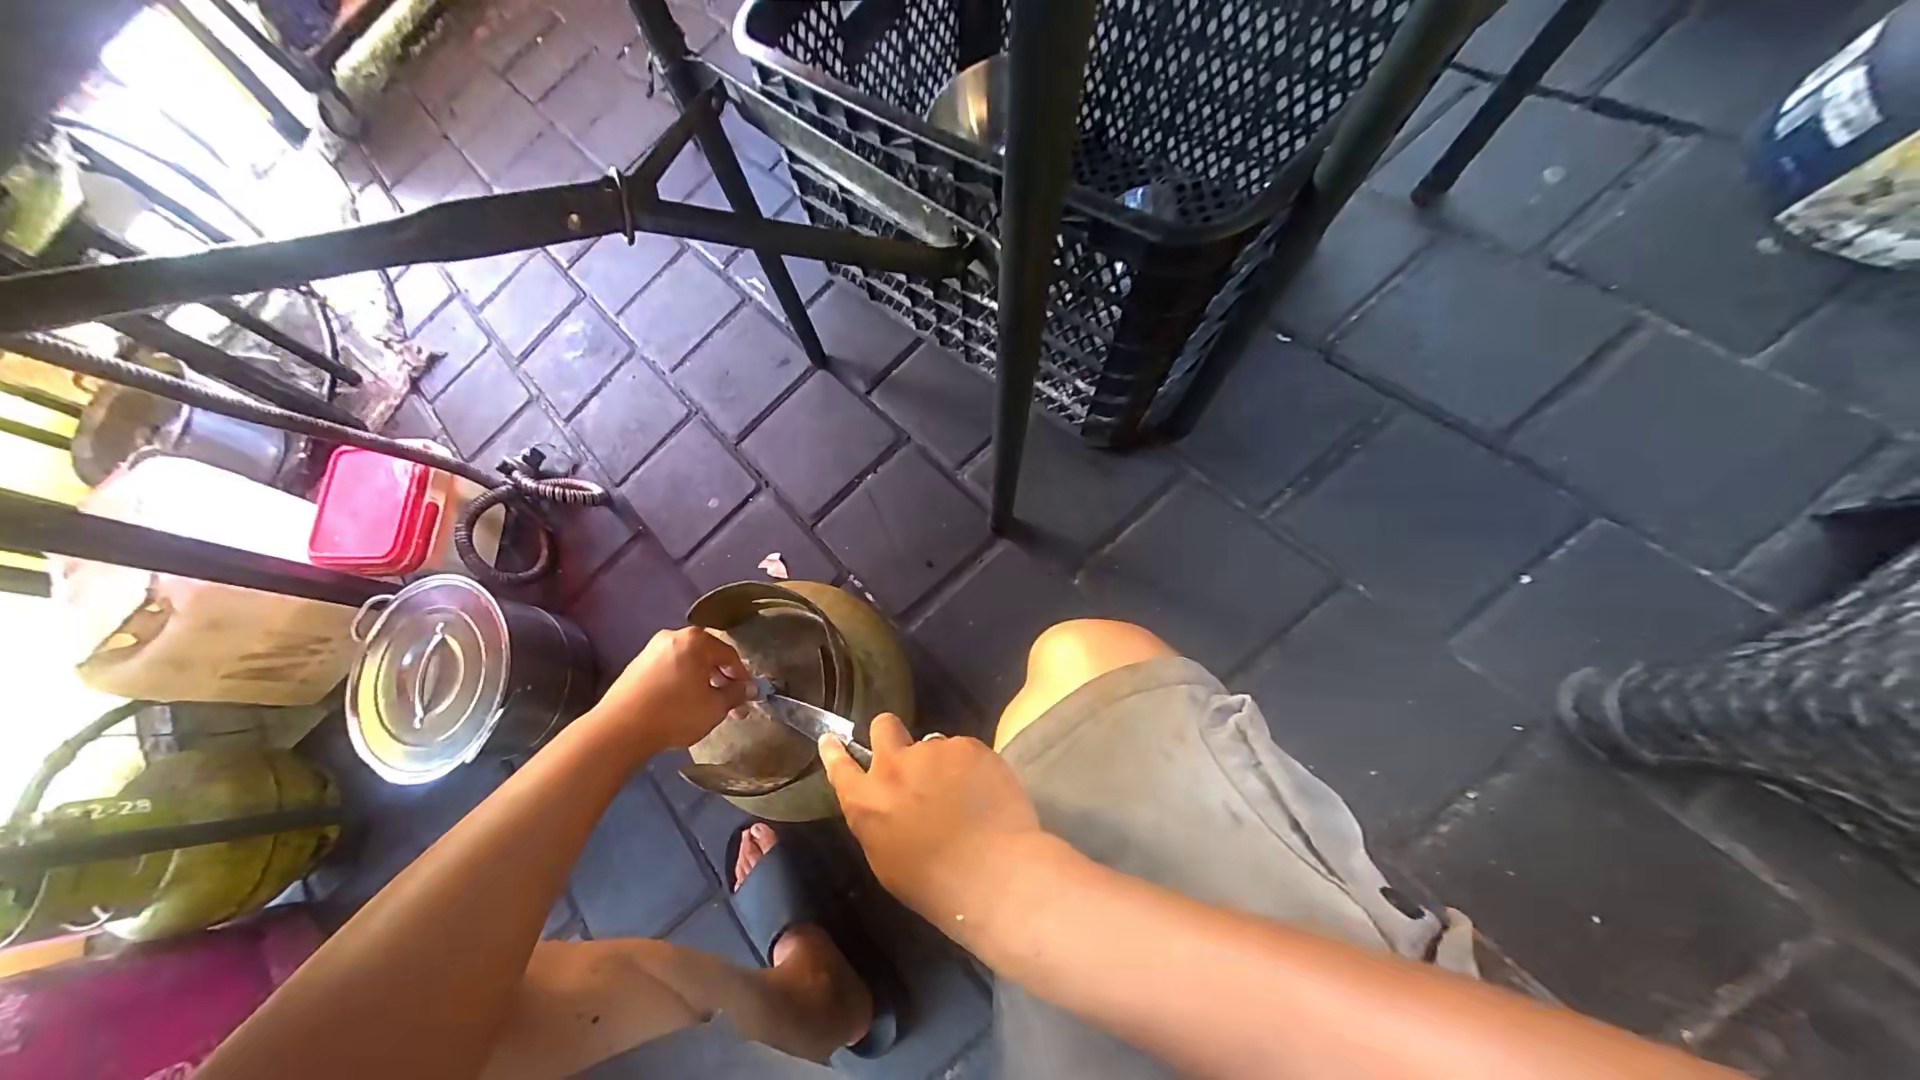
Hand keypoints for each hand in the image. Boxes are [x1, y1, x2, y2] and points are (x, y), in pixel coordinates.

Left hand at [589, 627, 751, 750]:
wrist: (619, 729)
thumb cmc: (676, 713)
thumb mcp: (716, 707)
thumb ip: (736, 694)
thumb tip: (748, 689)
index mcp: (696, 640)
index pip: (729, 654)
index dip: (742, 676)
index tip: (747, 694)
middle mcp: (673, 637)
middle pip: (706, 656)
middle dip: (721, 678)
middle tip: (729, 702)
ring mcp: (651, 650)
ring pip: (687, 663)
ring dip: (701, 681)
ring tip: (706, 705)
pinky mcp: (635, 666)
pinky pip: (669, 669)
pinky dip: (681, 682)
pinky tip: (682, 703)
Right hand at [819, 714, 1043, 922]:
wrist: (994, 874)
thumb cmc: (935, 884)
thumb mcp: (886, 861)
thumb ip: (877, 821)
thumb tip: (885, 806)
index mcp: (866, 801)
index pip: (840, 765)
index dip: (835, 750)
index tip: (832, 738)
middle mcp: (894, 766)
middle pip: (883, 726)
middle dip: (890, 735)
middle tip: (908, 757)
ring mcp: (933, 751)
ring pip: (932, 744)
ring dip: (940, 763)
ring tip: (963, 795)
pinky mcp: (968, 746)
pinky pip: (964, 750)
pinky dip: (971, 767)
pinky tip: (985, 793)